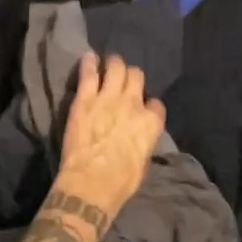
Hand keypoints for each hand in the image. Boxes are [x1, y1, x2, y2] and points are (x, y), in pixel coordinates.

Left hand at [56, 52, 165, 212]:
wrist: (92, 182)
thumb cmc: (121, 182)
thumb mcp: (143, 163)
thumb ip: (142, 142)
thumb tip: (138, 139)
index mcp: (151, 123)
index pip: (155, 104)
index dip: (148, 105)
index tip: (141, 109)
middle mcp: (133, 104)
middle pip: (137, 77)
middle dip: (132, 76)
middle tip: (123, 79)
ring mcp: (109, 98)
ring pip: (117, 67)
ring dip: (114, 64)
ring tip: (109, 64)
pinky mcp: (85, 98)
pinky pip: (89, 73)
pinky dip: (90, 63)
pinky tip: (88, 58)